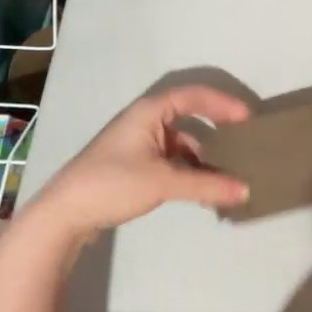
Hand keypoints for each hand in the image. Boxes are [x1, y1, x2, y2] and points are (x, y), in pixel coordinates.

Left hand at [33, 86, 250, 236]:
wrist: (63, 215)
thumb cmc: (113, 184)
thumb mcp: (163, 182)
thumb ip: (206, 185)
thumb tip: (245, 190)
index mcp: (149, 111)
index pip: (193, 96)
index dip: (222, 103)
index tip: (248, 118)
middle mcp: (144, 121)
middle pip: (189, 117)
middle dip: (216, 129)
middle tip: (242, 141)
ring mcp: (138, 143)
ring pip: (181, 142)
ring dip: (203, 156)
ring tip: (227, 173)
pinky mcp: (133, 165)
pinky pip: (171, 159)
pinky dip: (189, 170)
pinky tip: (203, 190)